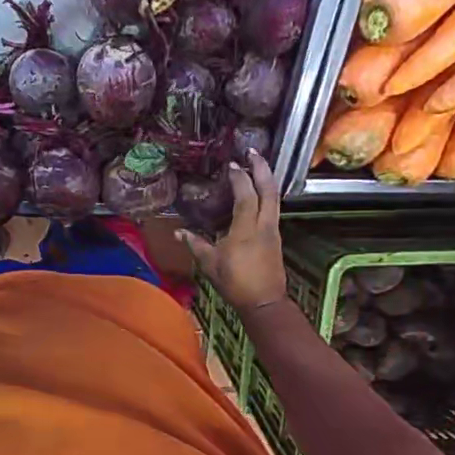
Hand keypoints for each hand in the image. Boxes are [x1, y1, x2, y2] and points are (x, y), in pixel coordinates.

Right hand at [177, 151, 287, 313]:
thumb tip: (179, 232)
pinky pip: (273, 207)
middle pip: (268, 189)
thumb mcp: (210, 264)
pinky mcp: (275, 237)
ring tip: (257, 165)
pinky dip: (267, 193)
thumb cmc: (235, 283)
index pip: (245, 195)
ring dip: (266, 178)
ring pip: (274, 197)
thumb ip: (196, 244)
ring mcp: (272, 230)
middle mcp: (264, 225)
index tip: (230, 165)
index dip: (239, 178)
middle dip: (261, 168)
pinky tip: (259, 192)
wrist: (264, 302)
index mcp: (246, 229)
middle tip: (252, 152)